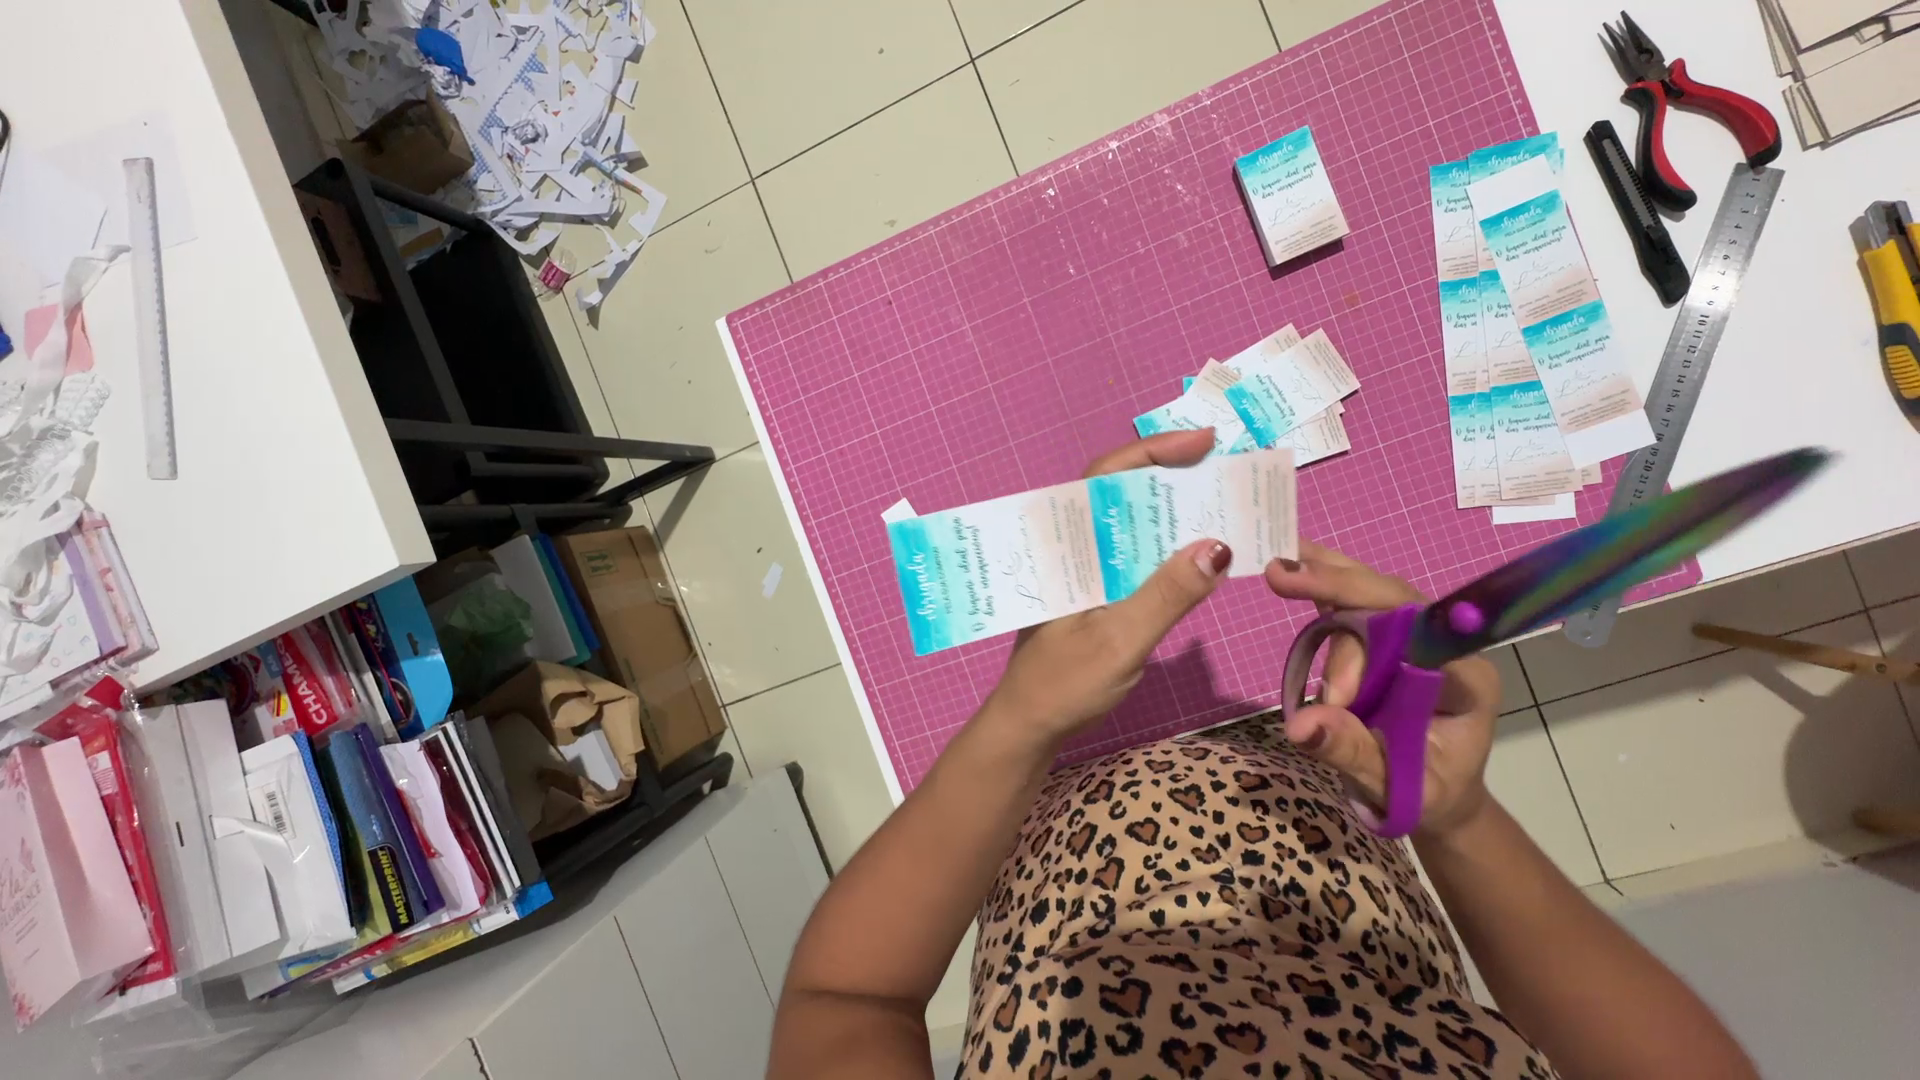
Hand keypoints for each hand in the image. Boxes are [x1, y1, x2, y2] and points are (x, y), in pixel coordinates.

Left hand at [982, 429, 1230, 746]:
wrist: (1028, 726)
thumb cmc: (1063, 684)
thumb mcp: (1120, 641)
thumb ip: (1166, 595)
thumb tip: (1219, 546)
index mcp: (1066, 545)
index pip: (1105, 475)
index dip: (1154, 451)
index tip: (1205, 442)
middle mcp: (1074, 547)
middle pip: (1123, 493)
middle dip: (1175, 476)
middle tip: (1230, 472)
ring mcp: (1086, 570)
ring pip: (1132, 525)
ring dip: (1175, 513)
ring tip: (1227, 503)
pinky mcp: (1097, 593)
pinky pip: (1136, 558)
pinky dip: (1168, 549)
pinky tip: (1201, 553)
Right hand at [1265, 541, 1499, 837]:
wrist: (1438, 799)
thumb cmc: (1428, 797)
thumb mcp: (1398, 789)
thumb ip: (1353, 754)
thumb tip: (1300, 725)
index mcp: (1464, 680)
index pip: (1418, 631)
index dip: (1361, 624)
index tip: (1311, 614)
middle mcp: (1445, 648)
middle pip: (1390, 602)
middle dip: (1335, 595)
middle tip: (1279, 580)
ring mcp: (1416, 638)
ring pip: (1370, 594)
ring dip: (1324, 587)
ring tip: (1280, 571)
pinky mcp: (1387, 637)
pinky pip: (1357, 600)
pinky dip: (1325, 581)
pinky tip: (1296, 558)